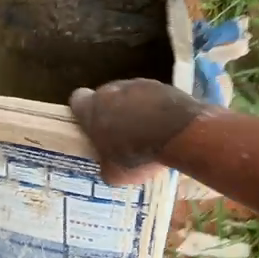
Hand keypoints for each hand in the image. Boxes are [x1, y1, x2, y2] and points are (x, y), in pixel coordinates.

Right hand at [68, 79, 212, 184]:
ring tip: (147, 131)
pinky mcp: (164, 85)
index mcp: (90, 108)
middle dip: (110, 110)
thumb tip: (107, 164)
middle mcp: (111, 90)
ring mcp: (139, 84)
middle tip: (120, 133)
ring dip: (134, 108)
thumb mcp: (113, 173)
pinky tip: (166, 126)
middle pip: (105, 96)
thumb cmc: (137, 155)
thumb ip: (104, 163)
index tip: (90, 126)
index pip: (77, 100)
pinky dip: (157, 108)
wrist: (181, 136)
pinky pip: (154, 97)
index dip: (82, 112)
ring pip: (130, 95)